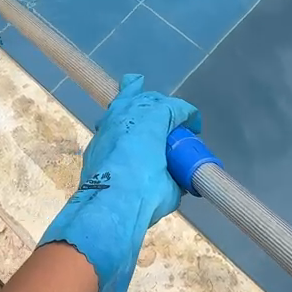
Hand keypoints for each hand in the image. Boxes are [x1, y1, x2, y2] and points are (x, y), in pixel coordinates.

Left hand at [40, 74, 199, 291]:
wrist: (109, 206)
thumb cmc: (146, 193)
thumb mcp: (173, 185)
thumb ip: (176, 174)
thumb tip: (177, 176)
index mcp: (153, 120)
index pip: (175, 108)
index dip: (188, 115)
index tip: (194, 127)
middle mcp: (129, 115)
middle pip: (148, 98)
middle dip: (162, 104)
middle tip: (171, 117)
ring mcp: (109, 124)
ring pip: (123, 100)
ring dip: (132, 95)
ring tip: (135, 85)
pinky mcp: (96, 139)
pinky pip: (110, 120)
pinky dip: (118, 118)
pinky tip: (121, 123)